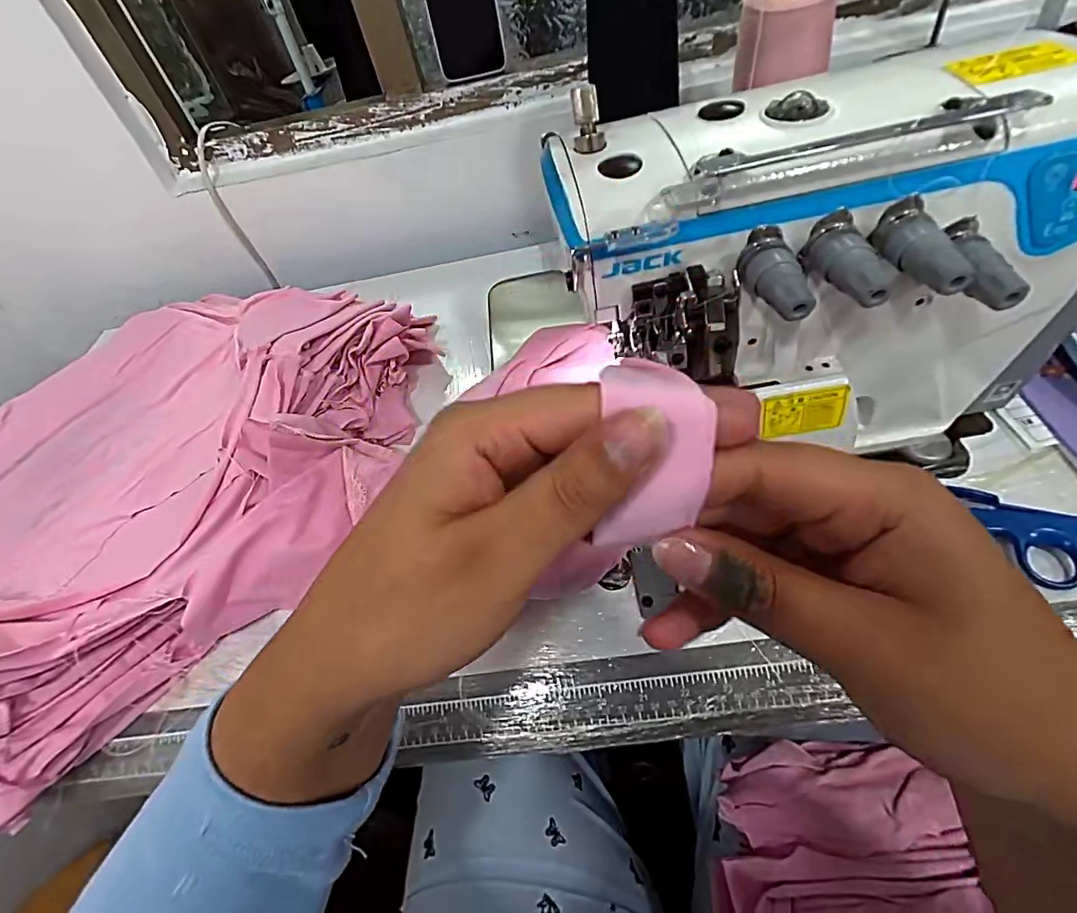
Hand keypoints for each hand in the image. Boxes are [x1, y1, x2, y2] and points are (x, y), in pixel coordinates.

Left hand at [214, 383, 757, 802]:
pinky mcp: (493, 507)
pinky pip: (557, 492)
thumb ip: (576, 486)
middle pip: (586, 427)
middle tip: (736, 453)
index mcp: (482, 429)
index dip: (665, 410)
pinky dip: (599, 504)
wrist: (338, 672)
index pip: (590, 404)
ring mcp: (490, 473)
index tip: (739, 421)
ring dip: (633, 474)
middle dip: (658, 441)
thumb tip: (650, 423)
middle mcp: (487, 437)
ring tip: (706, 483)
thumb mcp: (501, 552)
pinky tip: (641, 516)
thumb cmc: (410, 613)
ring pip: (577, 461)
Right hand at [643, 443, 1076, 911]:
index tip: (624, 502)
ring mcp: (847, 543)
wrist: (1065, 784)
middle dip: (689, 527)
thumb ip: (760, 587)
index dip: (694, 479)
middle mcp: (858, 504)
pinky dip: (730, 601)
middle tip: (617, 553)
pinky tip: (678, 630)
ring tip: (646, 608)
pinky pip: (771, 578)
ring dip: (702, 573)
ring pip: (753, 540)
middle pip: (753, 498)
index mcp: (880, 494)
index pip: (767, 466)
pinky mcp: (840, 581)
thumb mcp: (863, 642)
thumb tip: (667, 540)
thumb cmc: (984, 699)